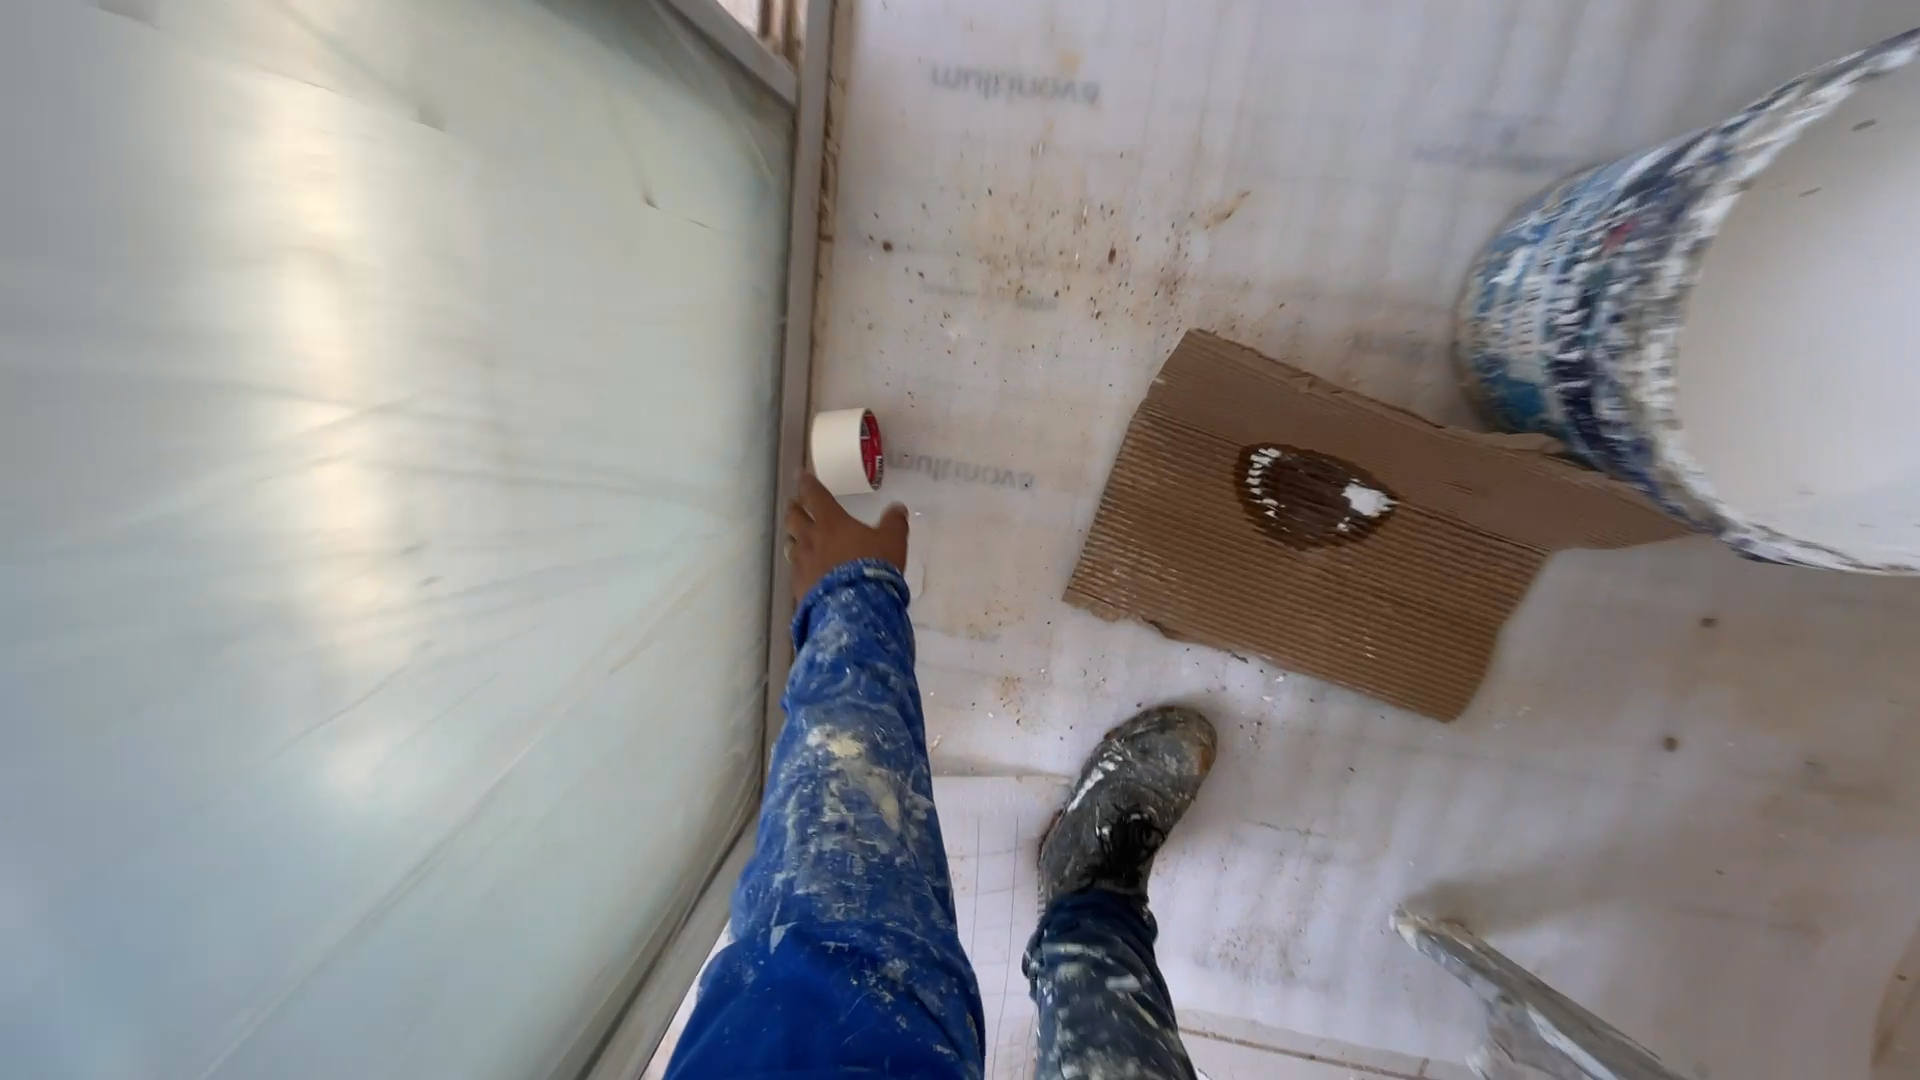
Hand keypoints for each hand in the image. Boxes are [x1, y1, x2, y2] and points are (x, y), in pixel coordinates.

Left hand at [784, 472, 908, 601]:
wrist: (854, 608)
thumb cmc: (872, 567)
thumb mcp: (892, 541)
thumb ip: (894, 523)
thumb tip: (898, 508)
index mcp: (831, 522)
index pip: (814, 495)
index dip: (807, 483)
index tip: (802, 475)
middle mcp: (810, 539)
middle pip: (794, 518)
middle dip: (795, 508)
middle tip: (796, 504)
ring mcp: (801, 564)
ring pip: (790, 544)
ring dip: (794, 537)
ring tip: (797, 537)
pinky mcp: (799, 586)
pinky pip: (796, 570)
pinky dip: (800, 566)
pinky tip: (806, 571)